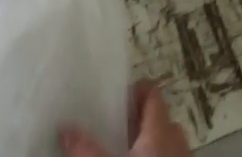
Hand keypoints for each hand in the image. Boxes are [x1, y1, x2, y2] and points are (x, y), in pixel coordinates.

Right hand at [61, 82, 191, 156]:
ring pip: (168, 141)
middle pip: (160, 119)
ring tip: (123, 151)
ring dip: (148, 142)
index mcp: (160, 132)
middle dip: (138, 121)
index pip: (152, 94)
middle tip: (114, 128)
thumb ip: (87, 149)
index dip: (133, 91)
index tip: (113, 100)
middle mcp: (177, 142)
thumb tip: (64, 130)